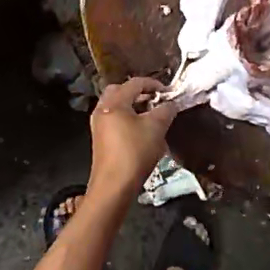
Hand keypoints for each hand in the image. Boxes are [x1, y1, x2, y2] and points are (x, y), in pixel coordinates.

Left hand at [87, 77, 174, 206]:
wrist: (113, 185)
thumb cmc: (134, 152)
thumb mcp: (156, 128)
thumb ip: (166, 111)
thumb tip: (171, 104)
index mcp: (114, 102)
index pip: (135, 83)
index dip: (154, 84)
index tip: (168, 92)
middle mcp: (102, 109)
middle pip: (120, 91)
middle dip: (139, 93)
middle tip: (155, 100)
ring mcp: (98, 125)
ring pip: (116, 106)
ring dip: (133, 106)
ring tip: (151, 115)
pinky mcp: (100, 139)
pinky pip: (114, 119)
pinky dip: (127, 118)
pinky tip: (141, 131)